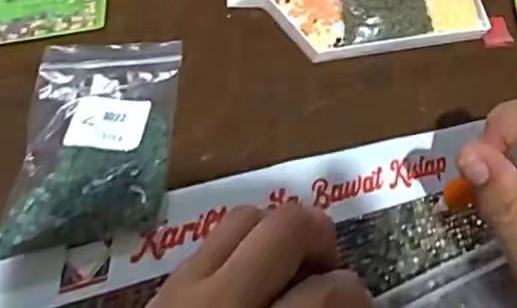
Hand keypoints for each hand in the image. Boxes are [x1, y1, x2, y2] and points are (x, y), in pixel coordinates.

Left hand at [147, 202, 370, 307]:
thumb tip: (345, 305)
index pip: (325, 295)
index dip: (356, 298)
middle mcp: (219, 305)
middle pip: (288, 226)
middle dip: (323, 240)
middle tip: (332, 276)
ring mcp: (182, 292)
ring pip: (248, 217)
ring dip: (280, 234)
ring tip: (292, 269)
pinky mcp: (160, 291)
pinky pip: (212, 240)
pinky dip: (243, 247)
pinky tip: (252, 281)